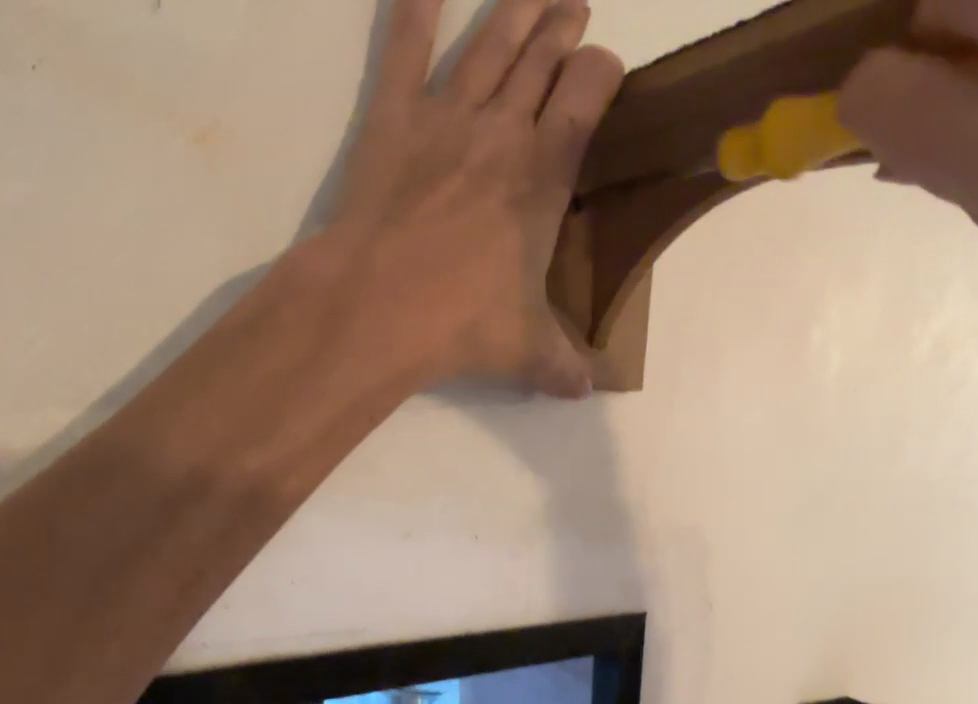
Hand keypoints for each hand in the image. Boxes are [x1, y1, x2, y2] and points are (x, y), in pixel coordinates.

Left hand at [320, 0, 623, 397]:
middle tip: (571, 11)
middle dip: (562, 30)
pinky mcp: (391, 118)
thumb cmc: (460, 323)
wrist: (376, 305)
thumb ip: (559, 363)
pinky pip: (404, 50)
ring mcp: (445, 117)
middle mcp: (503, 130)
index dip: (601, 73)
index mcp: (545, 175)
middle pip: (542, 57)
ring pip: (490, 44)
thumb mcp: (524, 349)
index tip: (600, 75)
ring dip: (515, 12)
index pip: (589, 92)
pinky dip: (414, 10)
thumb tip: (585, 390)